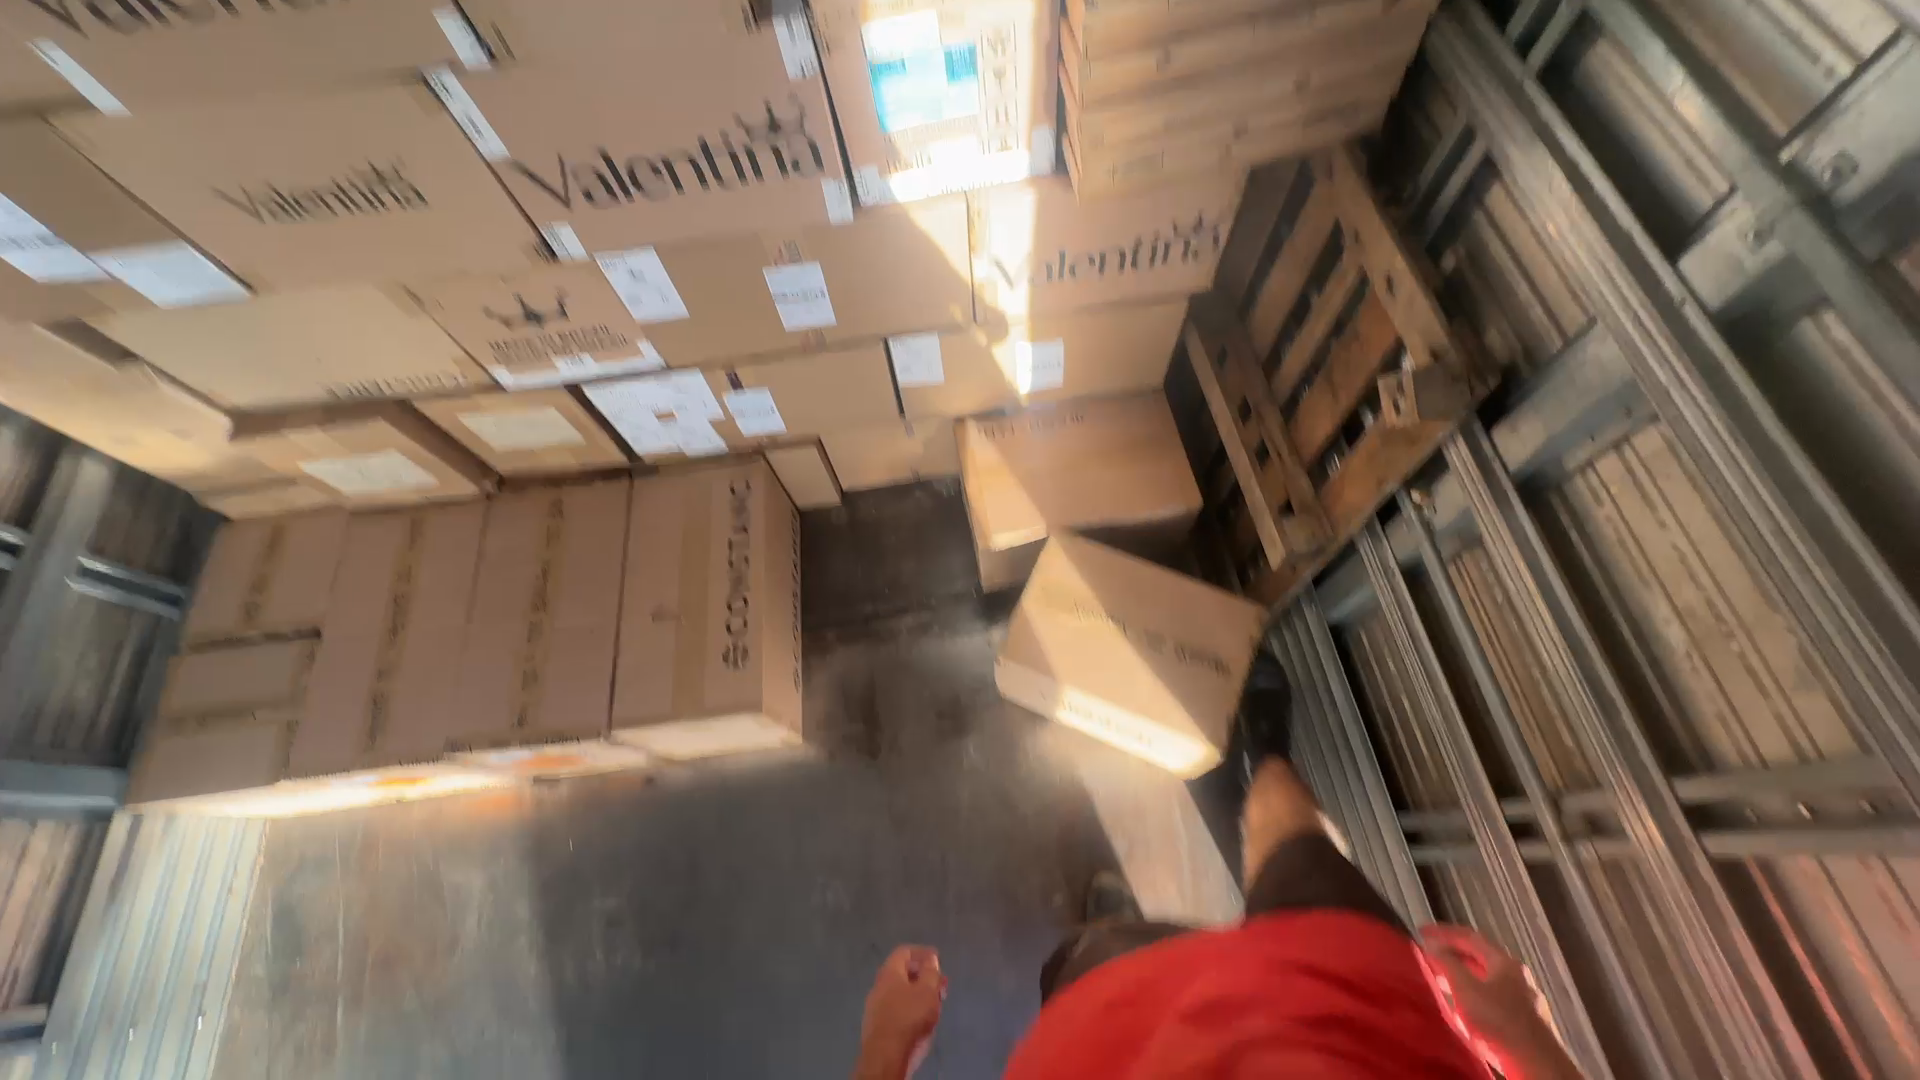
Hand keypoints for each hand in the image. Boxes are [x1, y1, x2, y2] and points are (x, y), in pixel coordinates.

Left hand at [856, 945, 945, 1079]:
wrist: (886, 1056)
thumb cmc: (909, 1017)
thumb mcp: (928, 990)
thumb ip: (931, 971)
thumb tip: (930, 959)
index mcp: (889, 972)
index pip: (904, 952)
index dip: (922, 953)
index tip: (937, 959)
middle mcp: (879, 986)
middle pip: (902, 973)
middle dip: (923, 977)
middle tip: (940, 985)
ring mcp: (875, 1008)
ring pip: (900, 994)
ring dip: (918, 995)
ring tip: (935, 1004)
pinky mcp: (878, 1027)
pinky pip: (897, 1010)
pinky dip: (911, 1010)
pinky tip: (922, 1021)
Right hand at [1420, 925, 1581, 1079]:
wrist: (1536, 1065)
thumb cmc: (1497, 1020)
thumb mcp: (1464, 987)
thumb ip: (1446, 962)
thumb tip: (1432, 944)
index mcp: (1505, 962)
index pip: (1469, 937)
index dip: (1443, 932)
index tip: (1421, 932)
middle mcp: (1518, 976)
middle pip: (1480, 958)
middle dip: (1452, 956)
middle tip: (1430, 957)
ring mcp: (1526, 1000)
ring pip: (1487, 980)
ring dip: (1462, 977)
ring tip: (1441, 982)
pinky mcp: (1527, 1022)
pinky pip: (1494, 999)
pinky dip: (1474, 996)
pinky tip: (1464, 1009)